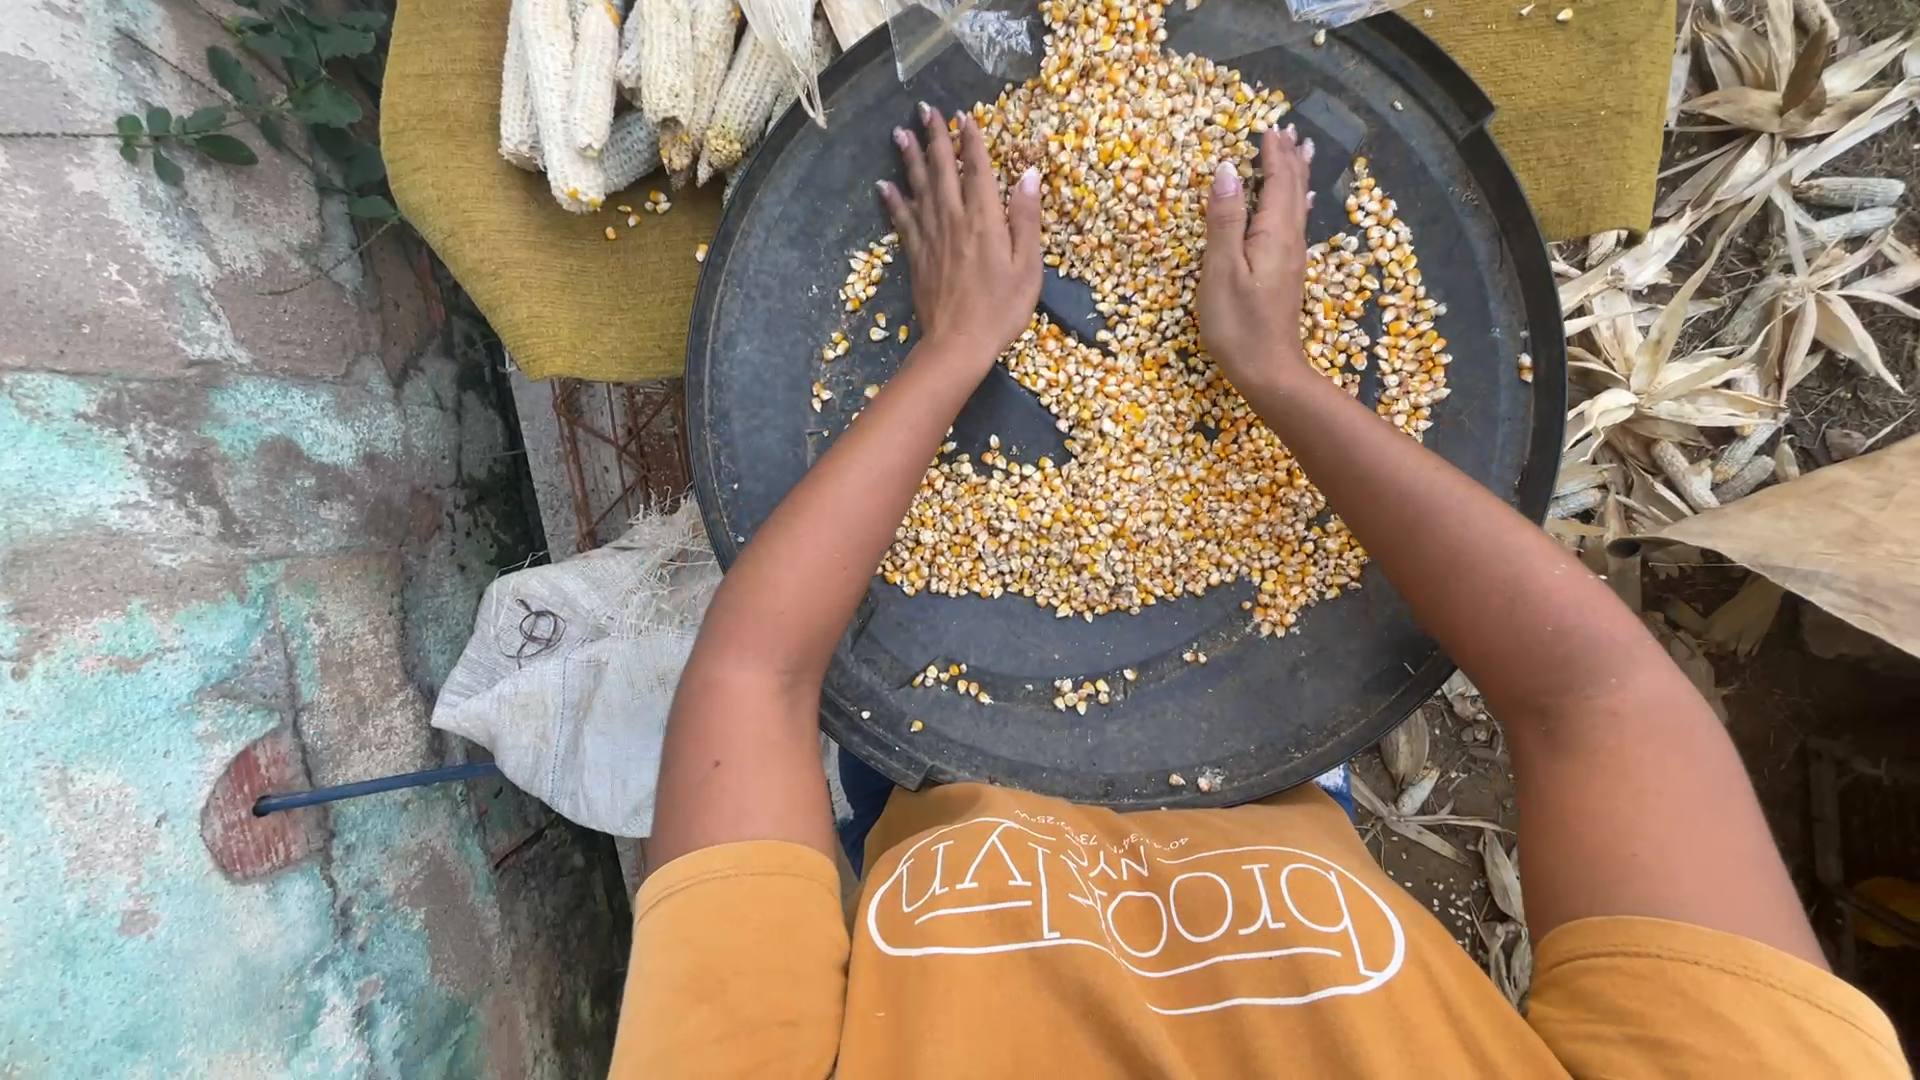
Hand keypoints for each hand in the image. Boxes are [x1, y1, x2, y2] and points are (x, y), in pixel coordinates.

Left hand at [878, 103, 1041, 373]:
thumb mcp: (1028, 267)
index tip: (965, 117)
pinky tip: (884, 186)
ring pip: (918, 189)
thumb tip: (1028, 175)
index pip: (977, 169)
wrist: (958, 344)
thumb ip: (1026, 219)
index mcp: (984, 220)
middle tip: (925, 110)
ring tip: (900, 134)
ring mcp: (931, 238)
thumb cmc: (1001, 310)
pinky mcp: (916, 257)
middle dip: (935, 138)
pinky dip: (894, 201)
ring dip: (910, 159)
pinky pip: (902, 221)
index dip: (972, 141)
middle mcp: (953, 220)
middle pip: (942, 170)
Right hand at [1197, 125, 1314, 389]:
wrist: (1267, 369)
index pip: (1277, 181)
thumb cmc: (1238, 324)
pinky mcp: (1287, 277)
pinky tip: (1300, 208)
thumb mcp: (1222, 271)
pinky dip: (1296, 205)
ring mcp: (1291, 260)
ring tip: (1301, 154)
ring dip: (1297, 178)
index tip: (1266, 128)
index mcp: (1274, 234)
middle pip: (1293, 190)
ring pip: (1298, 206)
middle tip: (1288, 132)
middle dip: (1289, 159)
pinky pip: (1295, 226)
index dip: (1272, 154)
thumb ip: (1224, 221)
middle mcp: (1289, 241)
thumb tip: (1227, 171)